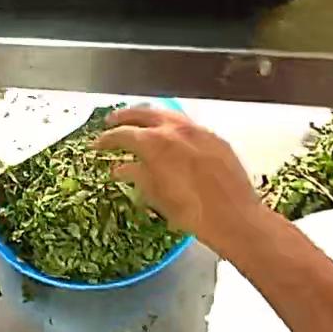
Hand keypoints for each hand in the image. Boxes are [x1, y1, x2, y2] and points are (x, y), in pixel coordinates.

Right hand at [93, 105, 270, 252]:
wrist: (235, 218)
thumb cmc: (192, 212)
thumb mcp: (156, 196)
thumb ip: (137, 175)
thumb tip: (120, 169)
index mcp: (155, 143)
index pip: (123, 134)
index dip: (107, 139)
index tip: (97, 145)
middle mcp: (175, 129)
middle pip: (143, 113)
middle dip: (124, 117)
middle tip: (111, 122)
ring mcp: (198, 130)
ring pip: (167, 114)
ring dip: (148, 116)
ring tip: (138, 123)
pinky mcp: (215, 137)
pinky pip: (187, 124)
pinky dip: (171, 125)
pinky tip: (169, 135)